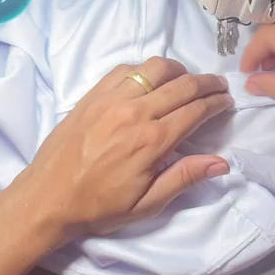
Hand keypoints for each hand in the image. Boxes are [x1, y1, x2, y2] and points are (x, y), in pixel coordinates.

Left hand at [4, 57, 233, 244]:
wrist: (47, 198)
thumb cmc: (99, 207)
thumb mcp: (147, 204)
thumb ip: (184, 177)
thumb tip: (222, 162)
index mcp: (151, 142)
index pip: (195, 110)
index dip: (216, 103)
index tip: (227, 101)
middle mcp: (134, 112)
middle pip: (182, 84)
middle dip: (206, 83)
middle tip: (218, 86)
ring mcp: (111, 99)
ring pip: (155, 68)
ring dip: (178, 70)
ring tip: (188, 80)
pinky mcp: (93, 95)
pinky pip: (126, 69)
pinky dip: (145, 69)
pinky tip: (151, 80)